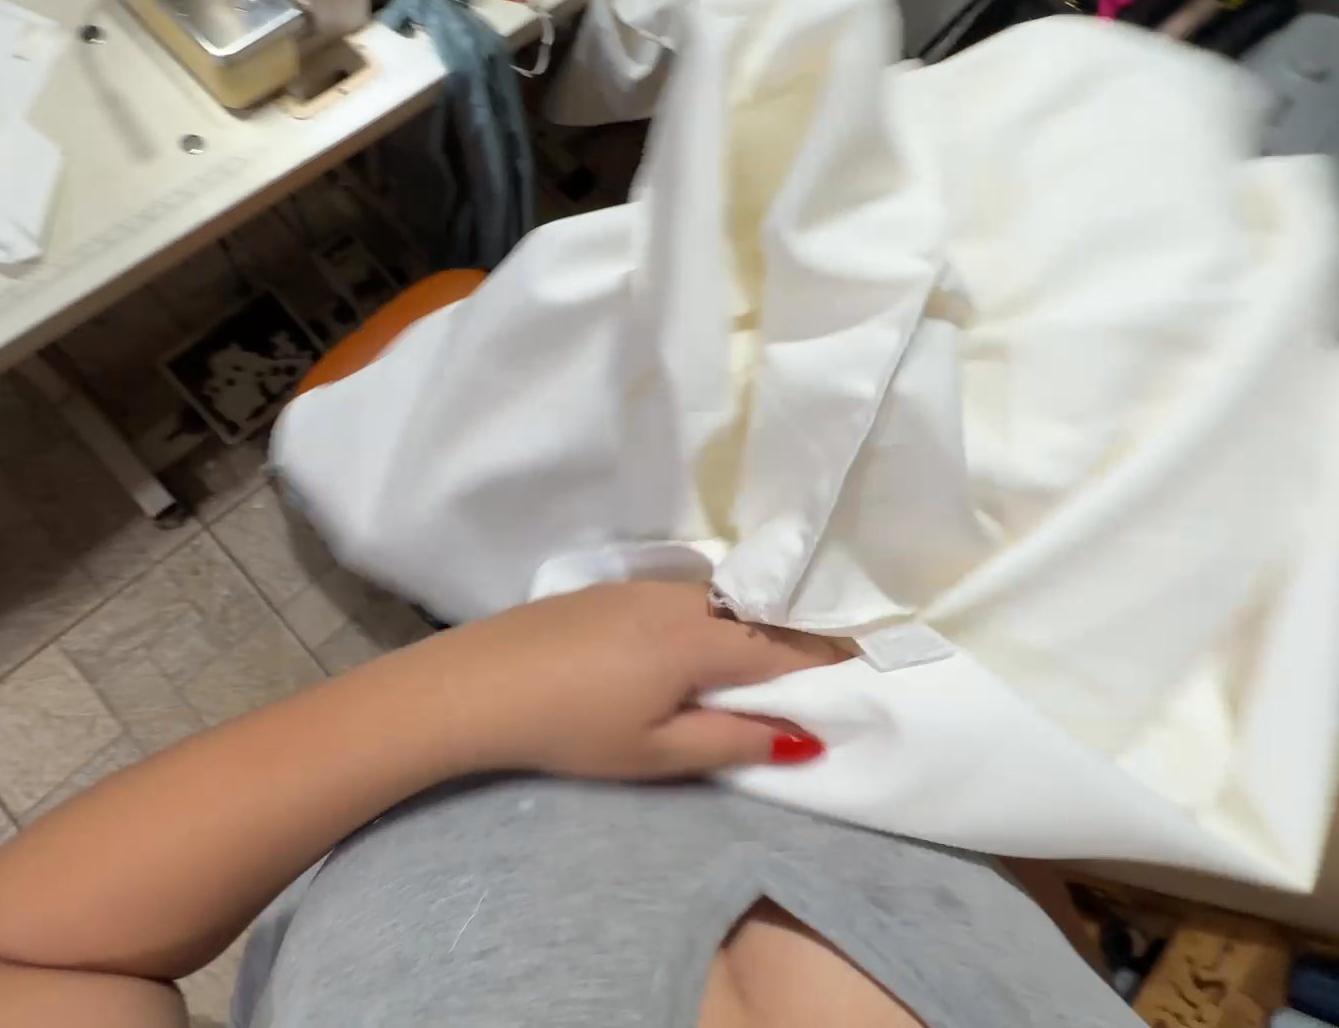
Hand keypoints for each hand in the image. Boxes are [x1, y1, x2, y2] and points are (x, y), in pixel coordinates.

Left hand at [411, 582, 850, 779]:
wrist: (479, 683)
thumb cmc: (571, 727)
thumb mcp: (655, 751)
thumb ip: (732, 739)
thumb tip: (802, 736)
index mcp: (696, 639)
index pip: (782, 647)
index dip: (824, 660)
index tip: (859, 669)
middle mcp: (674, 600)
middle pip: (751, 613)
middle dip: (788, 637)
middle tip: (811, 667)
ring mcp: (636, 587)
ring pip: (712, 600)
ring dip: (743, 623)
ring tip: (752, 659)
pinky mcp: (606, 588)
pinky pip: (676, 596)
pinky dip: (703, 616)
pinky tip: (685, 642)